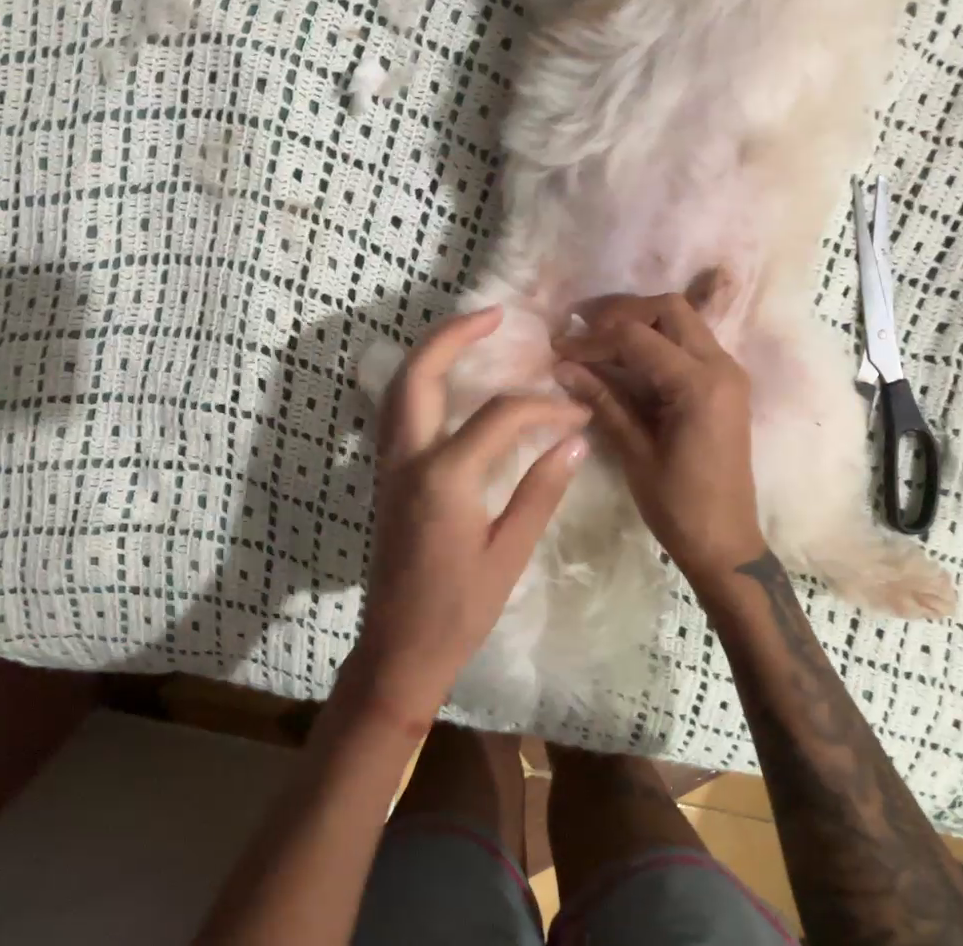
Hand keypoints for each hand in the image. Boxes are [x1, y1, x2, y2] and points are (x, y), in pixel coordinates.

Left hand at [356, 307, 589, 721]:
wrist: (400, 647)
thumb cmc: (460, 609)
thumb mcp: (509, 553)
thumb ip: (539, 491)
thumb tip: (572, 441)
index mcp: (445, 478)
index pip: (501, 415)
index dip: (544, 407)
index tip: (577, 414)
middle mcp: (408, 459)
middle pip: (420, 375)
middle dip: (453, 336)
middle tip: (495, 315)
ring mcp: (389, 466)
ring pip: (399, 389)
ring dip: (431, 354)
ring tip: (471, 336)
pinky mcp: (385, 477)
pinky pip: (397, 412)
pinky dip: (421, 384)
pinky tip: (450, 384)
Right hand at [552, 292, 766, 587]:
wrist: (725, 540)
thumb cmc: (677, 504)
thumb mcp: (634, 452)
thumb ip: (603, 400)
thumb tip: (562, 365)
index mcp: (699, 385)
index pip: (637, 337)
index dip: (593, 338)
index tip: (558, 348)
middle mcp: (722, 367)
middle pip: (670, 309)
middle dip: (621, 313)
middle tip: (582, 330)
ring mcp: (728, 374)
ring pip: (683, 320)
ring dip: (640, 322)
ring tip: (597, 340)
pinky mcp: (725, 385)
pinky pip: (690, 343)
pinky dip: (657, 340)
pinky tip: (625, 358)